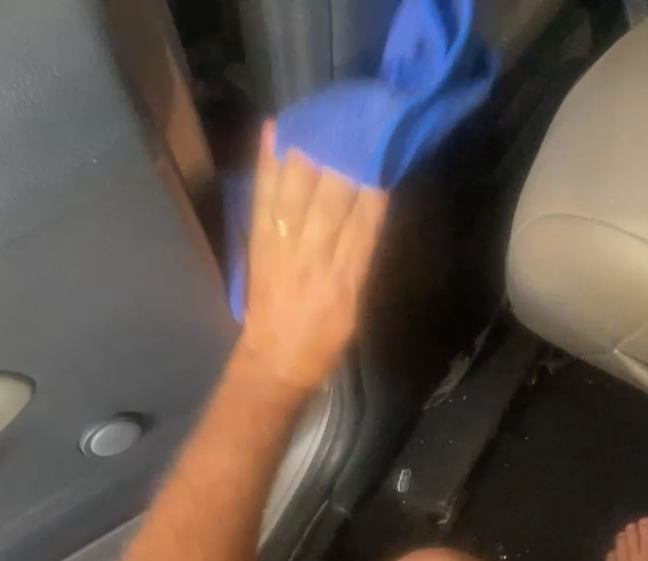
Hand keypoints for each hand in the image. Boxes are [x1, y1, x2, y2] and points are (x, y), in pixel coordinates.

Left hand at [238, 121, 389, 390]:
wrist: (276, 362)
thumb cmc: (325, 339)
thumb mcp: (357, 304)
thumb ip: (364, 256)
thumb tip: (375, 203)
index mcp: (347, 277)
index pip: (366, 217)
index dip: (376, 177)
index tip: (389, 141)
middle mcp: (316, 257)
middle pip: (333, 195)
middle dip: (346, 152)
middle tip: (360, 114)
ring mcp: (283, 247)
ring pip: (298, 188)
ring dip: (310, 146)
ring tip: (322, 111)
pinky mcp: (259, 244)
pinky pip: (263, 196)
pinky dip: (267, 161)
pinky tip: (274, 129)